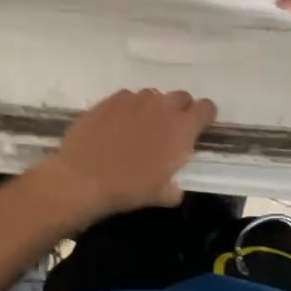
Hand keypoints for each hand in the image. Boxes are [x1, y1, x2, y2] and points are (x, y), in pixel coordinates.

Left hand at [42, 89, 217, 217]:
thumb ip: (174, 186)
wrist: (83, 177)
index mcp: (182, 128)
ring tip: (139, 127)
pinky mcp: (110, 99)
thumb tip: (174, 186)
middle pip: (181, 97)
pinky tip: (116, 125)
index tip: (199, 127)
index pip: (207, 107)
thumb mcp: (161, 195)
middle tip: (168, 129)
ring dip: (152, 108)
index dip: (204, 116)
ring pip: (152, 96)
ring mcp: (134, 99)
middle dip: (179, 109)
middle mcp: (161, 106)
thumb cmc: (129, 188)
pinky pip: (126, 97)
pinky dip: (127, 108)